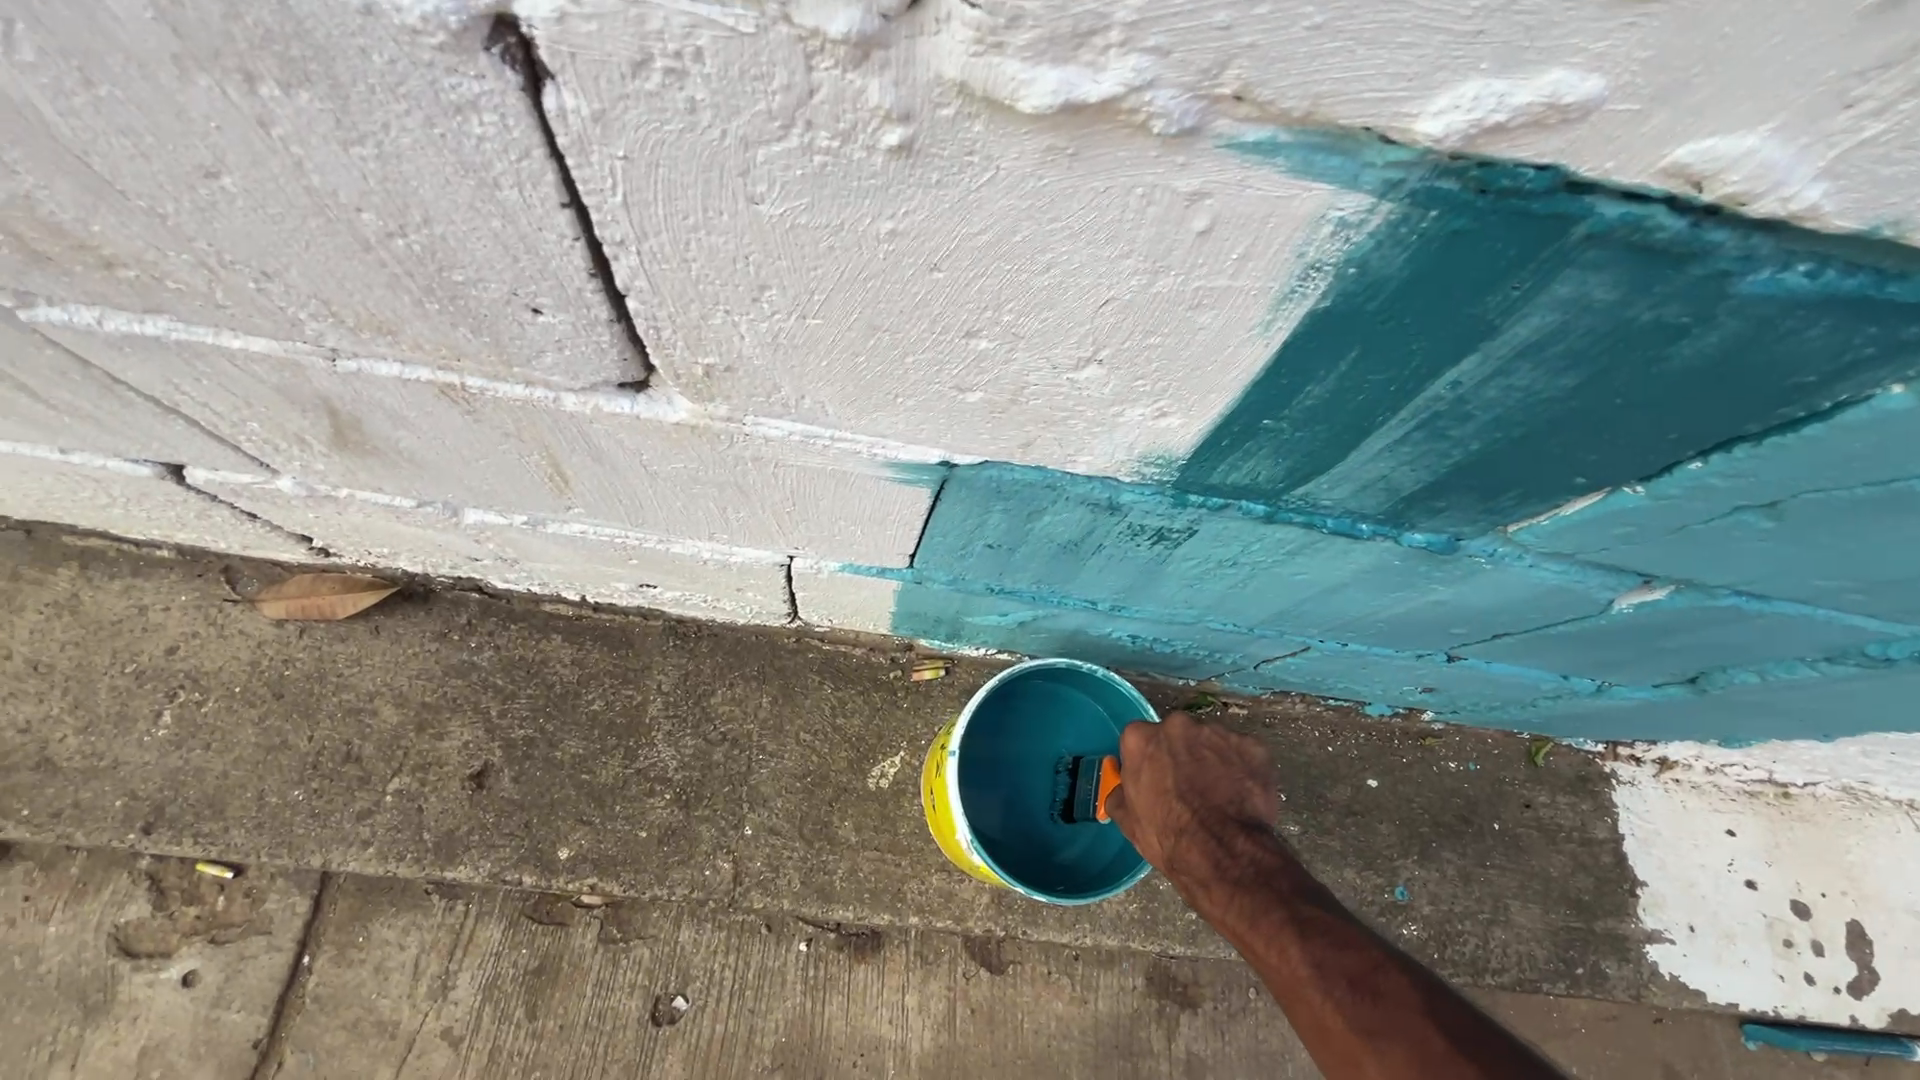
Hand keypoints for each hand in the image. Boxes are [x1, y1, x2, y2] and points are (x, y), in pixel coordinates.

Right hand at [1104, 711, 1280, 888]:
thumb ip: (1120, 793)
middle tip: (1188, 787)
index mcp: (1140, 738)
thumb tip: (1120, 788)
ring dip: (1213, 760)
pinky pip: (1244, 753)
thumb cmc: (1167, 836)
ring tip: (1219, 795)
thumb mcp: (1128, 820)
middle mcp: (1177, 725)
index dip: (1148, 760)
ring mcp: (1218, 733)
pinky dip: (1243, 769)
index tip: (1155, 779)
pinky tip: (1242, 795)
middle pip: (1176, 734)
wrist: (1222, 851)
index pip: (1139, 739)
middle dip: (1181, 754)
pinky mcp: (1252, 746)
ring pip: (1212, 742)